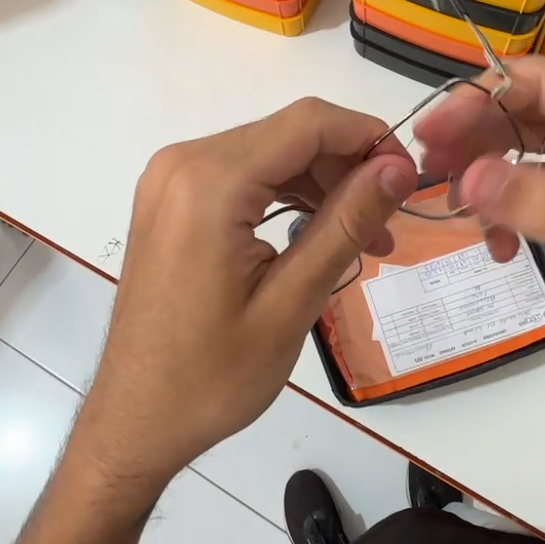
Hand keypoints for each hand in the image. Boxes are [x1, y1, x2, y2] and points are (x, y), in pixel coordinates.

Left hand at [72, 98, 418, 491]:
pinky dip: (286, 196)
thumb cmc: (212, 376)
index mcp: (208, 182)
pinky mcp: (172, 201)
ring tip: (362, 239)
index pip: (308, 123)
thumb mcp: (291, 302)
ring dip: (321, 184)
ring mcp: (171, 180)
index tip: (407, 180)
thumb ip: (345, 223)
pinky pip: (243, 176)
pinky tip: (316, 235)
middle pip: (289, 134)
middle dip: (347, 168)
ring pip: (269, 153)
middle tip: (387, 226)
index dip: (368, 138)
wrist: (136, 420)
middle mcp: (182, 163)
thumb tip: (398, 167)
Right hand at [415, 57, 544, 373]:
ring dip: (482, 175)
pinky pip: (525, 184)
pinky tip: (498, 246)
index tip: (429, 134)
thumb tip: (468, 176)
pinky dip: (502, 209)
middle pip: (522, 108)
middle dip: (472, 138)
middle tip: (427, 173)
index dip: (480, 99)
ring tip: (457, 213)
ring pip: (517, 145)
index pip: (543, 82)